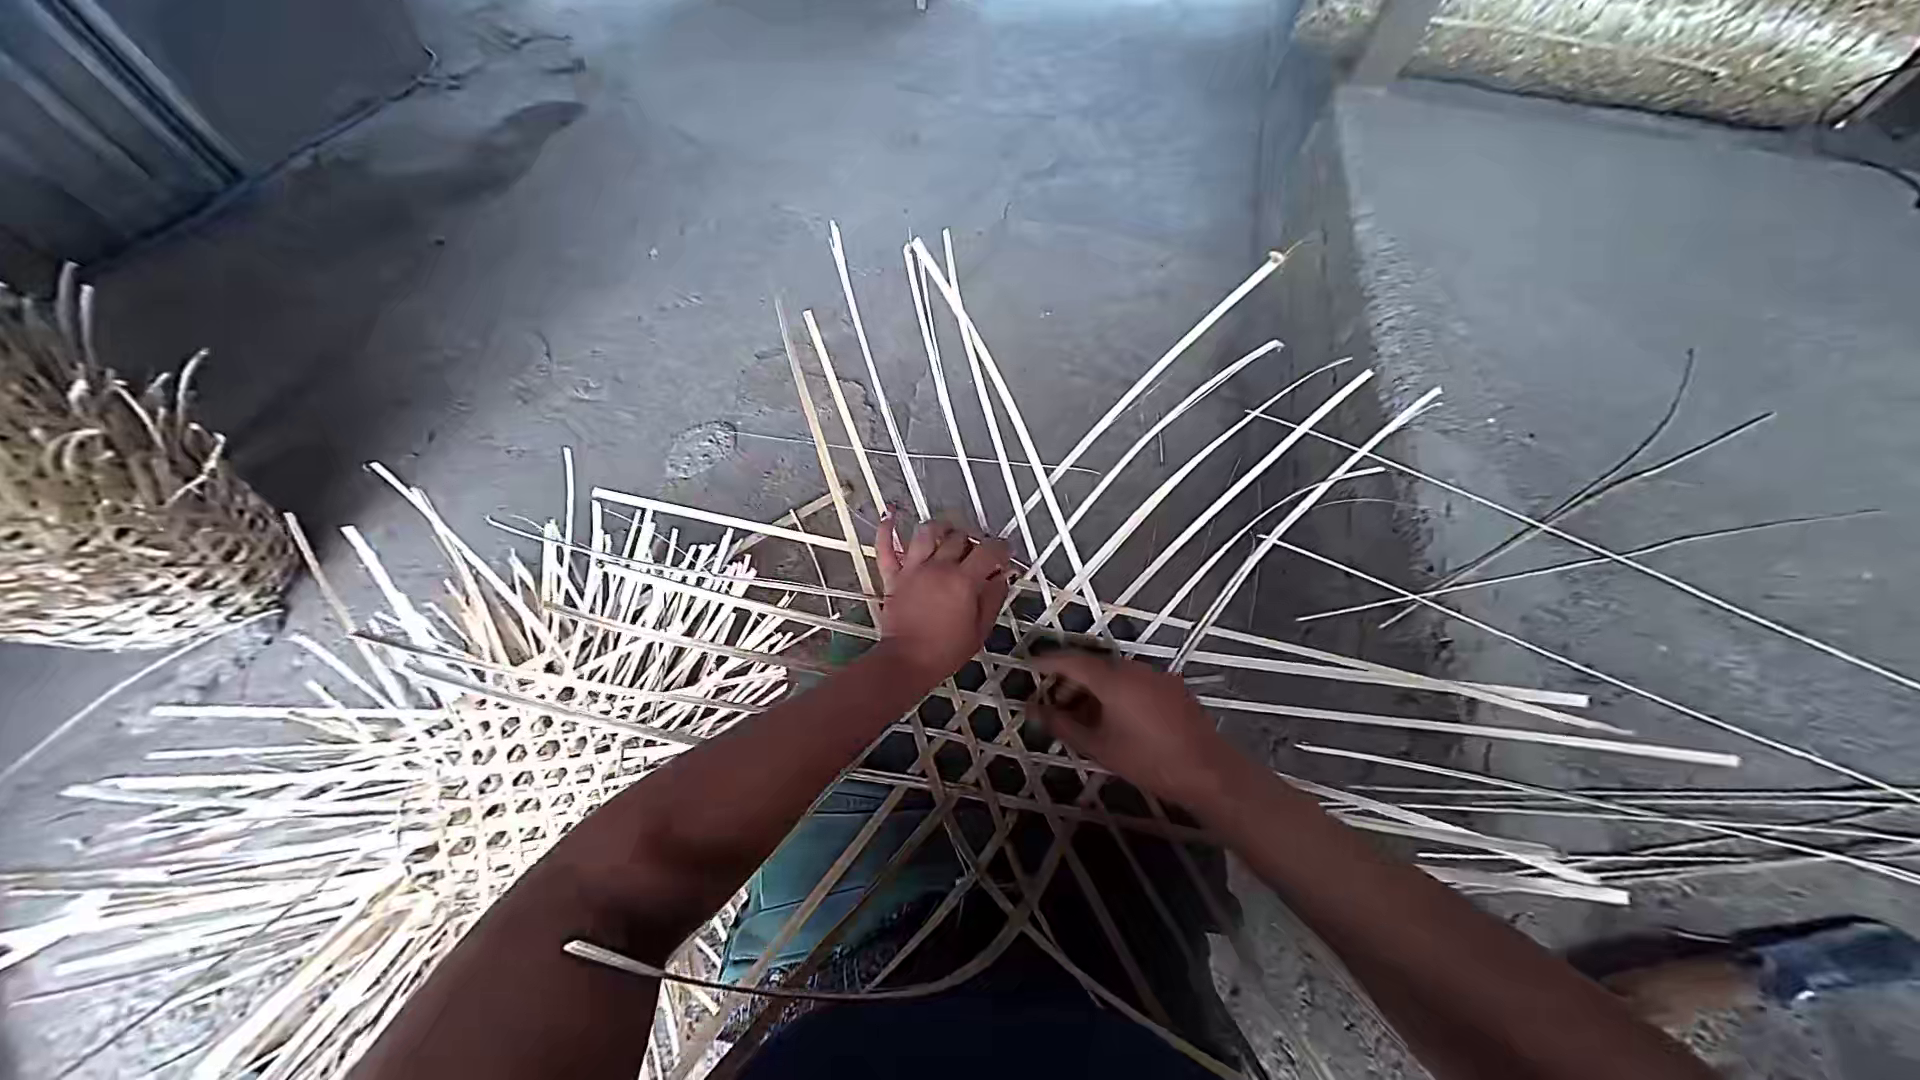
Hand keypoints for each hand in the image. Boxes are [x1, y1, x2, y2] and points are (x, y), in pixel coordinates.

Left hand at [874, 515, 1009, 683]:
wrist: (907, 661)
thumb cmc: (945, 650)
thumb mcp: (980, 630)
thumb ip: (993, 599)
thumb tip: (1001, 579)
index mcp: (964, 580)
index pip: (989, 550)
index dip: (1001, 547)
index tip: (1004, 552)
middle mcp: (939, 567)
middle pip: (959, 537)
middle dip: (972, 539)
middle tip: (977, 550)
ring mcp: (913, 569)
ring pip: (926, 533)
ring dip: (939, 527)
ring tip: (947, 531)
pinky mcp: (893, 577)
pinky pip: (886, 547)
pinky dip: (887, 529)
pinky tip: (891, 515)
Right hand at [1030, 650, 1240, 805]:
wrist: (1208, 772)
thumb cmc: (1148, 760)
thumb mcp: (1098, 746)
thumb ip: (1061, 725)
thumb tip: (1032, 711)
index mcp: (1112, 678)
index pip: (1070, 660)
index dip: (1046, 662)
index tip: (1028, 666)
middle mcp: (1133, 668)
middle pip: (1092, 665)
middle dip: (1069, 680)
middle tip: (1053, 703)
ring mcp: (1156, 675)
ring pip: (1113, 673)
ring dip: (1092, 687)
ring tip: (1081, 715)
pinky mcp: (1171, 687)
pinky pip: (1133, 681)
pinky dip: (1114, 691)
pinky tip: (1113, 717)